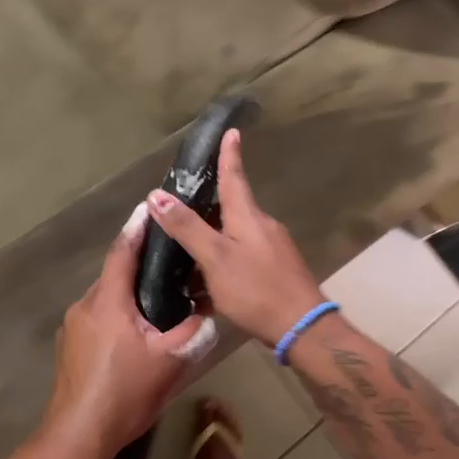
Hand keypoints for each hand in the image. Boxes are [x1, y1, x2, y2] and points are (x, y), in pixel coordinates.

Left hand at [44, 207, 215, 458]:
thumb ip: (193, 333)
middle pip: (114, 276)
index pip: (122, 252)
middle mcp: (85, 306)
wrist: (80, 433)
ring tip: (156, 302)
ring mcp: (72, 327)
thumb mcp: (170, 363)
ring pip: (105, 300)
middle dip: (138, 268)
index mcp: (108, 301)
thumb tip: (207, 315)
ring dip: (127, 297)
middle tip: (168, 265)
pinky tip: (134, 336)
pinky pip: (97, 319)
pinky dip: (116, 317)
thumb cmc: (125, 392)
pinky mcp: (69, 347)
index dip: (137, 229)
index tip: (149, 207)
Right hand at [145, 129, 325, 346]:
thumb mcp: (215, 258)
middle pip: (232, 207)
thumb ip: (187, 228)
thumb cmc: (256, 288)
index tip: (230, 130)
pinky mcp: (275, 271)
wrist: (301, 327)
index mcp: (248, 216)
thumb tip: (156, 195)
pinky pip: (243, 259)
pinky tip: (209, 288)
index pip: (235, 176)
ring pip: (235, 236)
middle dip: (208, 206)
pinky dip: (223, 265)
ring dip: (212, 242)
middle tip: (182, 206)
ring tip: (186, 256)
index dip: (229, 154)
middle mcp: (263, 226)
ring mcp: (272, 249)